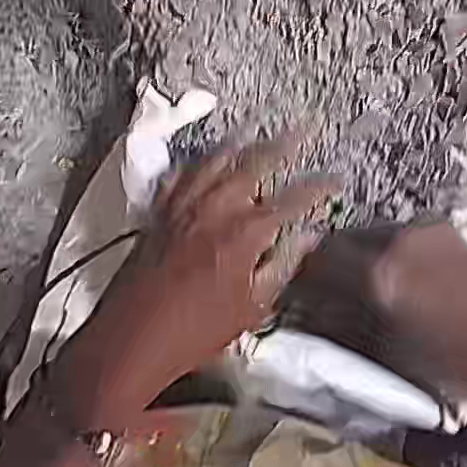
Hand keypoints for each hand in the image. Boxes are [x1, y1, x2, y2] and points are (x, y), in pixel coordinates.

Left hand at [53, 134, 338, 428]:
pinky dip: (199, 164)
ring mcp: (185, 204)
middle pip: (256, 162)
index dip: (318, 188)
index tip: (333, 180)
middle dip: (285, 144)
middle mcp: (216, 207)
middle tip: (303, 130)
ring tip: (257, 131)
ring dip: (242, 144)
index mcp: (246, 231)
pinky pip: (182, 174)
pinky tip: (205, 161)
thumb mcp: (252, 305)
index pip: (293, 199)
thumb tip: (308, 238)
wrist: (133, 336)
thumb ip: (283, 264)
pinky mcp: (161, 210)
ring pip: (217, 159)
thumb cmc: (196, 329)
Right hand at [297, 223, 466, 402]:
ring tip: (372, 277)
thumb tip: (318, 305)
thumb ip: (348, 319)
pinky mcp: (444, 228)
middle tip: (332, 283)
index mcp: (379, 276)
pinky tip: (406, 270)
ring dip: (363, 251)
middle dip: (332, 259)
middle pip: (343, 238)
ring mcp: (423, 230)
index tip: (300, 287)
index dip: (303, 274)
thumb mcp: (391, 349)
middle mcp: (396, 241)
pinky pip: (402, 232)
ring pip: (373, 232)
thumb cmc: (457, 365)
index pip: (319, 260)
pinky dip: (393, 248)